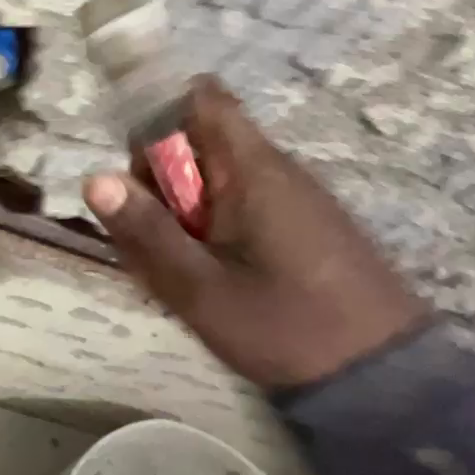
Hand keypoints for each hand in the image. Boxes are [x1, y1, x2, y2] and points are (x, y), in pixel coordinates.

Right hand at [83, 77, 428, 388]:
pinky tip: (210, 273)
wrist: (380, 375)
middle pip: (199, 139)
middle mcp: (275, 168)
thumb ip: (146, 232)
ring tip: (177, 264)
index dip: (155, 119)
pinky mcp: (302, 223)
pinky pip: (240, 202)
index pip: (200, 99)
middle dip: (160, 177)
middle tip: (150, 236)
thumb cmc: (283, 328)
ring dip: (182, 208)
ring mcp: (293, 195)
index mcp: (252, 170)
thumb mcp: (199, 289)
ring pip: (215, 175)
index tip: (135, 174)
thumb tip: (94, 178)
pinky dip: (210, 225)